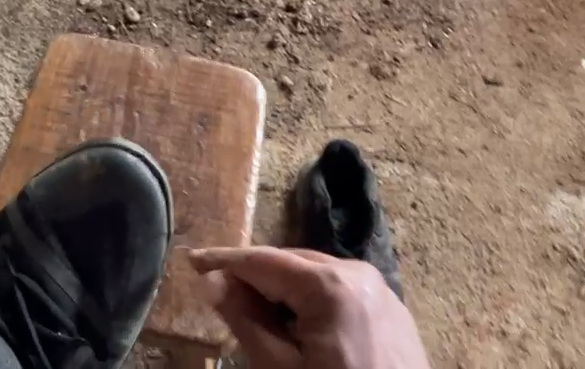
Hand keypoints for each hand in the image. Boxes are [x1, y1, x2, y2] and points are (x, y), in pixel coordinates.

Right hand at [189, 247, 429, 368]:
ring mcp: (380, 291)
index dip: (224, 260)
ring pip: (316, 276)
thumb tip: (212, 281)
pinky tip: (298, 324)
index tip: (193, 261)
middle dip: (256, 276)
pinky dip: (313, 301)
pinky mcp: (392, 311)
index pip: (263, 261)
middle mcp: (357, 272)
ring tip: (255, 309)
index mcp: (329, 284)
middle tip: (220, 289)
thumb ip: (247, 320)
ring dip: (284, 289)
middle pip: (291, 264)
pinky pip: (341, 292)